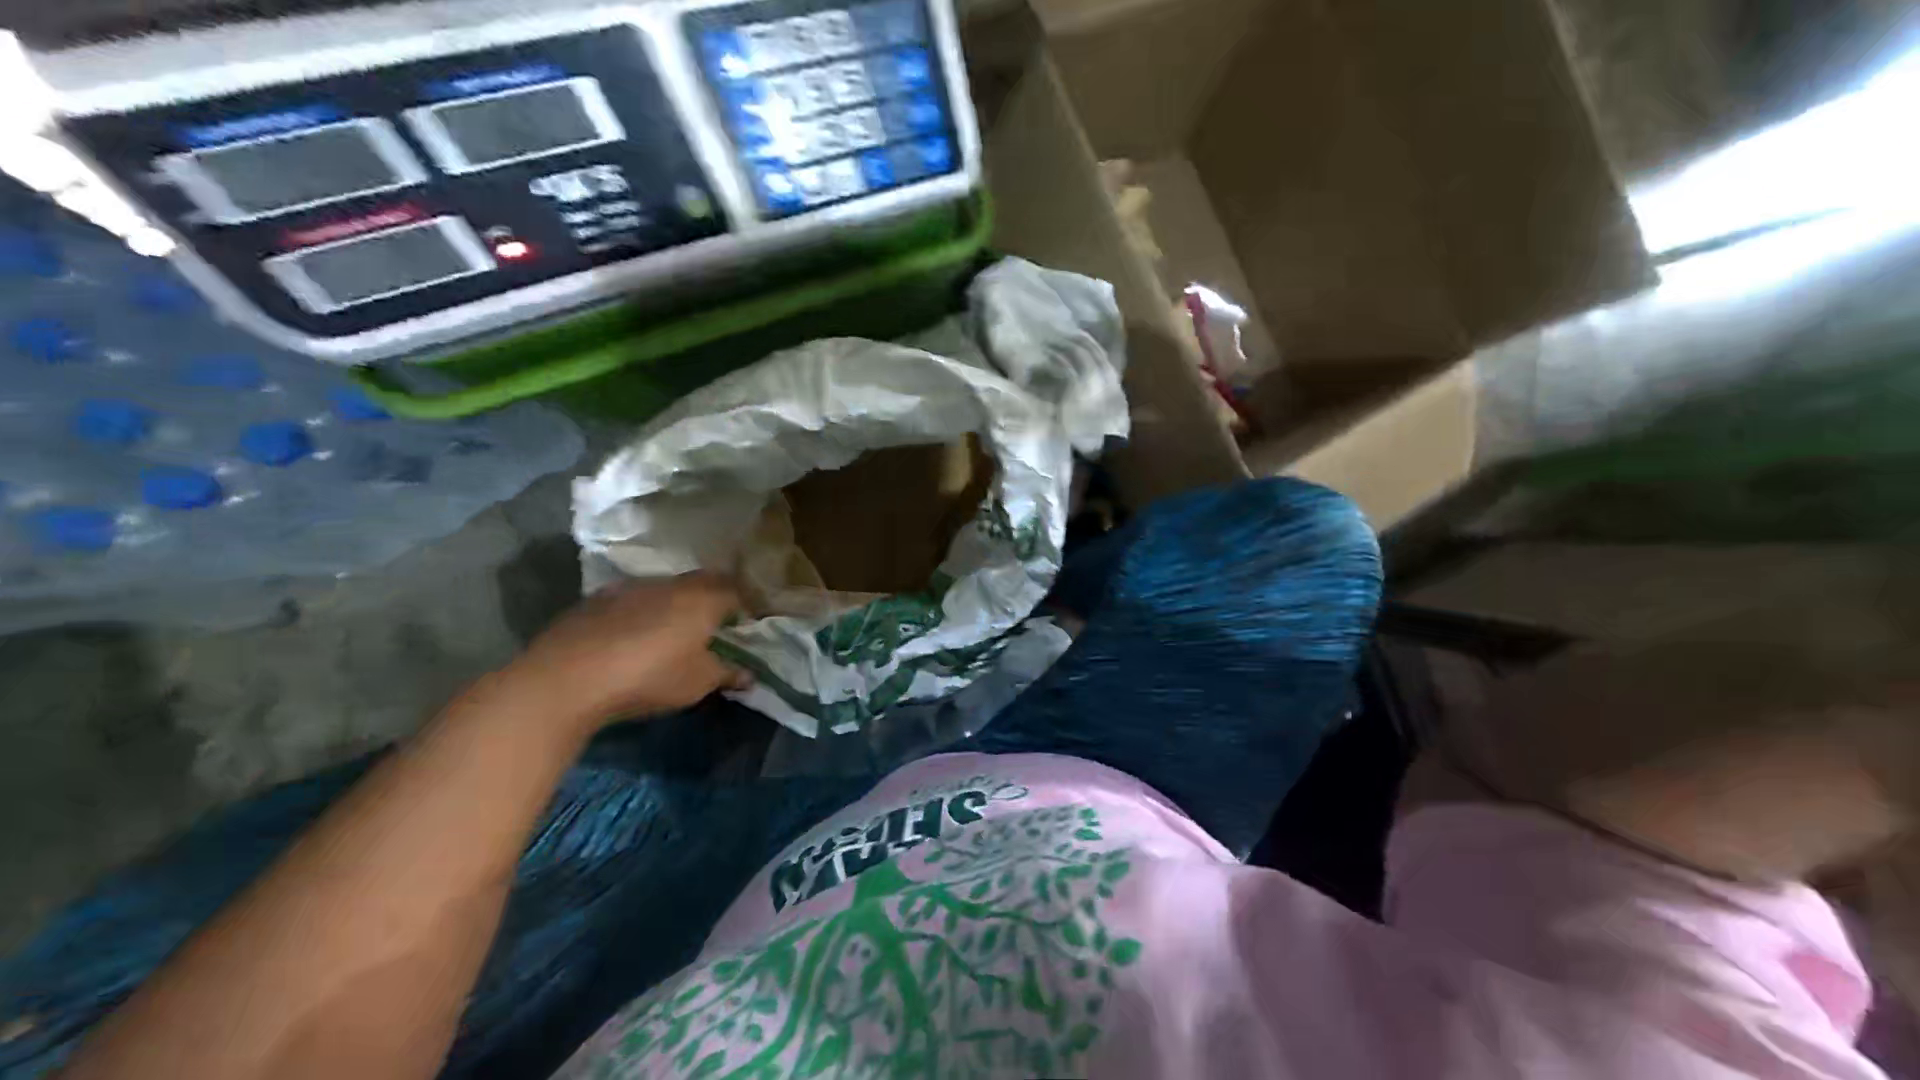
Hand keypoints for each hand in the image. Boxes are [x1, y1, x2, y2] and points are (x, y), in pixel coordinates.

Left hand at [505, 573, 747, 727]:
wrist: (567, 677)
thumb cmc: (648, 677)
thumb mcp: (697, 683)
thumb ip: (727, 674)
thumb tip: (749, 674)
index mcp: (702, 599)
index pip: (736, 590)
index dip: (745, 605)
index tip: (748, 623)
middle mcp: (670, 584)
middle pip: (702, 582)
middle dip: (714, 598)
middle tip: (716, 623)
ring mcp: (631, 587)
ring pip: (666, 588)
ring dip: (676, 603)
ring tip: (675, 630)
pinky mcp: (598, 598)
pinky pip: (634, 599)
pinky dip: (643, 612)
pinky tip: (634, 636)